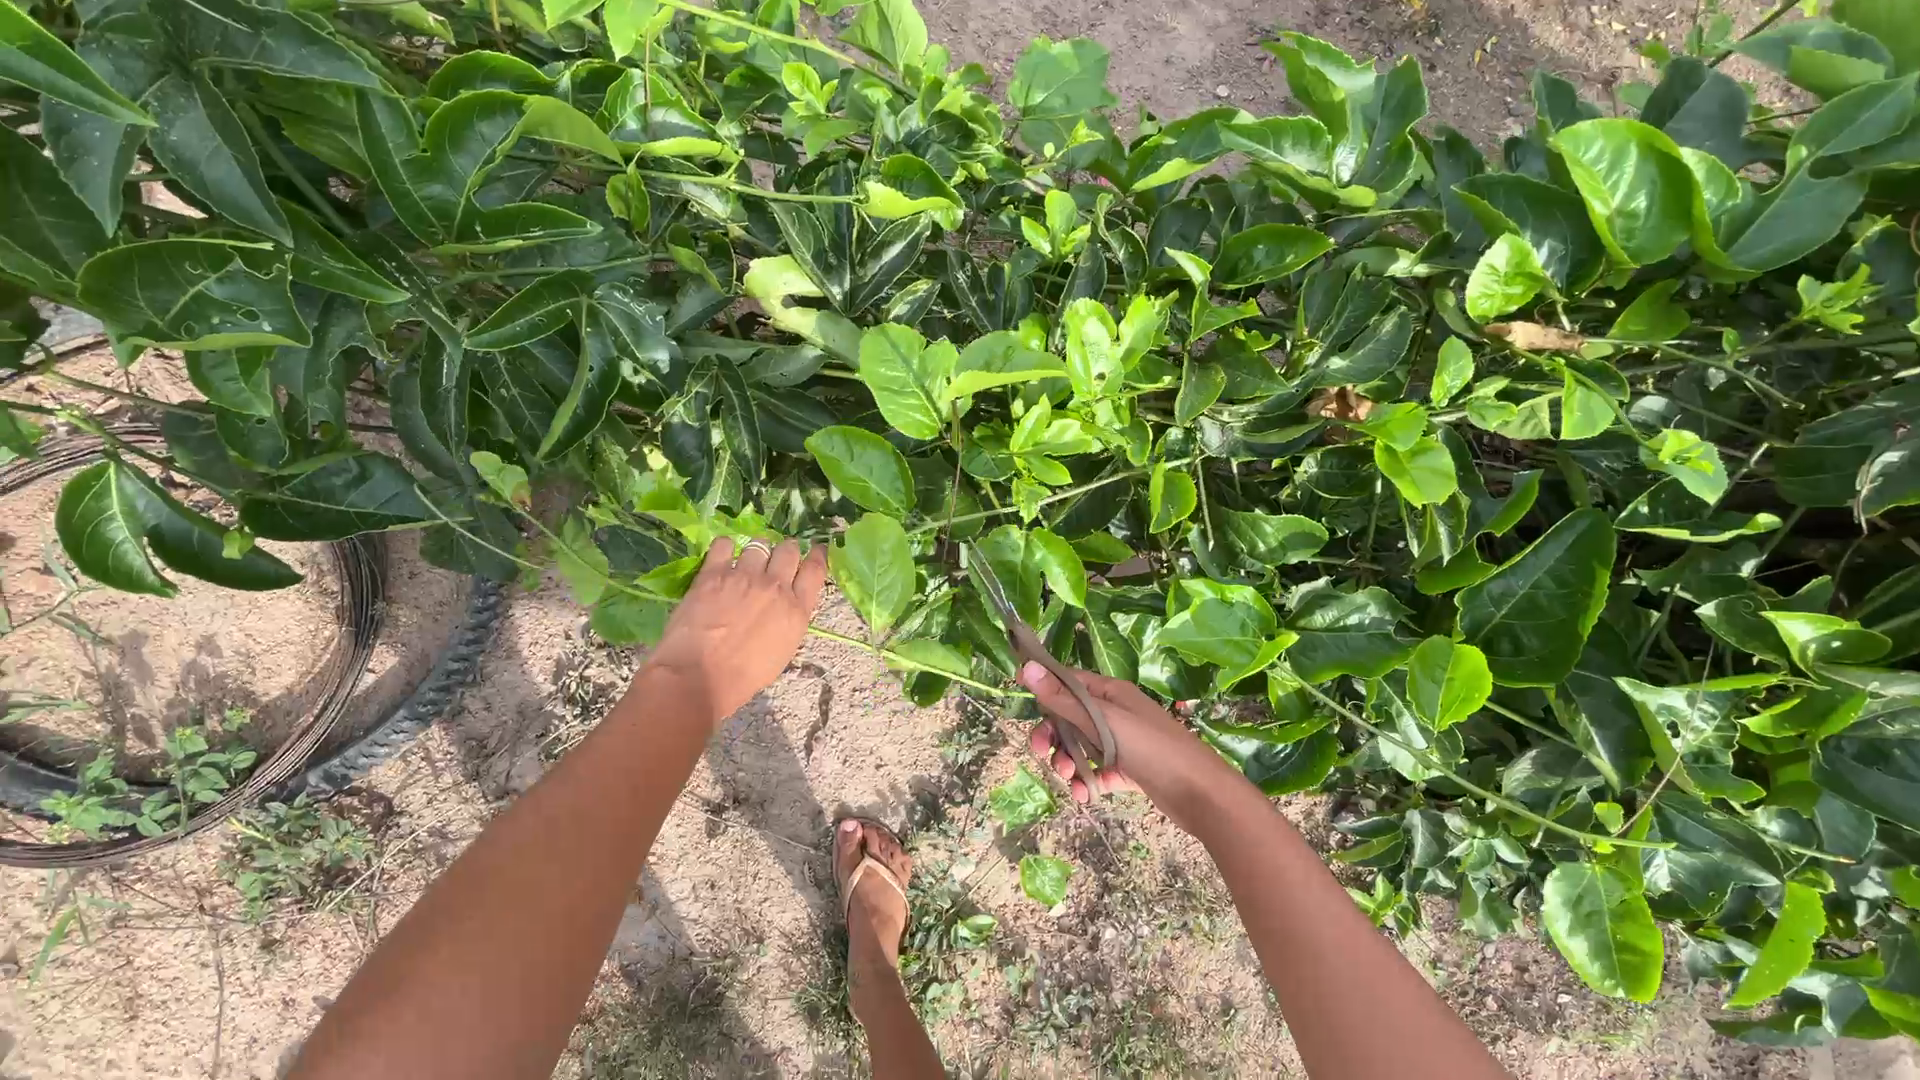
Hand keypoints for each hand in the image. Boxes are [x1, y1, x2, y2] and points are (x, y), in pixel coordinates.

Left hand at [641, 536, 827, 722]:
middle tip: (777, 557)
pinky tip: (723, 555)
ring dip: (757, 549)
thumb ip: (789, 619)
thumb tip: (785, 604)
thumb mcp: (783, 649)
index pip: (815, 570)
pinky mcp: (714, 574)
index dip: (817, 554)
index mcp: (797, 610)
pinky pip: (724, 545)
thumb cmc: (744, 676)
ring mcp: (745, 577)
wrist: (700, 676)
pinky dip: (726, 547)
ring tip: (749, 558)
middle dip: (786, 550)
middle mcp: (775, 587)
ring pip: (759, 545)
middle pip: (788, 551)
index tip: (815, 548)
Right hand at [1019, 660, 1240, 832]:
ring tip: (1067, 777)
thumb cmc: (1152, 747)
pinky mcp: (1127, 770)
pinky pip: (1097, 772)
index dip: (1044, 687)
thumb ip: (1063, 699)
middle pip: (1070, 718)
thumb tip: (1027, 667)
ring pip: (1080, 747)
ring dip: (1066, 761)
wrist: (1200, 793)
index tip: (1019, 694)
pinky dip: (1086, 781)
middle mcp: (1115, 714)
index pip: (1069, 681)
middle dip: (1052, 734)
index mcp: (1111, 693)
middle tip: (1039, 751)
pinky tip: (1084, 794)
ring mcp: (1121, 743)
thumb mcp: (1103, 720)